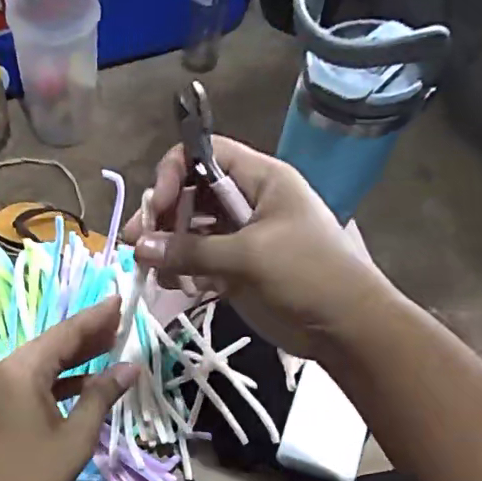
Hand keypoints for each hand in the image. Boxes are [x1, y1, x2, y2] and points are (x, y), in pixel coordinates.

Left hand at [0, 300, 137, 480]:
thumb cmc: (36, 475)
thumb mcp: (77, 436)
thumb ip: (102, 395)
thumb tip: (130, 368)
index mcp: (20, 371)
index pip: (64, 334)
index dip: (95, 318)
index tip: (119, 300)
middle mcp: (1, 368)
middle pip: (50, 343)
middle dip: (85, 335)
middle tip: (120, 322)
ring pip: (39, 360)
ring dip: (72, 357)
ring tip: (109, 345)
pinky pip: (28, 378)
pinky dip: (55, 377)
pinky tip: (83, 378)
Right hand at [123, 135, 405, 360]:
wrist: (343, 326)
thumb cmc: (307, 275)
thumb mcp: (250, 256)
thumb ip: (193, 250)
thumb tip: (141, 247)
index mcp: (261, 179)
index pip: (205, 154)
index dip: (175, 173)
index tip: (157, 206)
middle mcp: (247, 203)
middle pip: (192, 194)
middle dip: (163, 217)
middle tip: (138, 245)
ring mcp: (241, 239)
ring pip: (192, 233)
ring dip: (169, 249)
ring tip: (154, 272)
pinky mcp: (237, 272)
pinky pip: (199, 264)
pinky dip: (183, 272)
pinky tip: (176, 285)